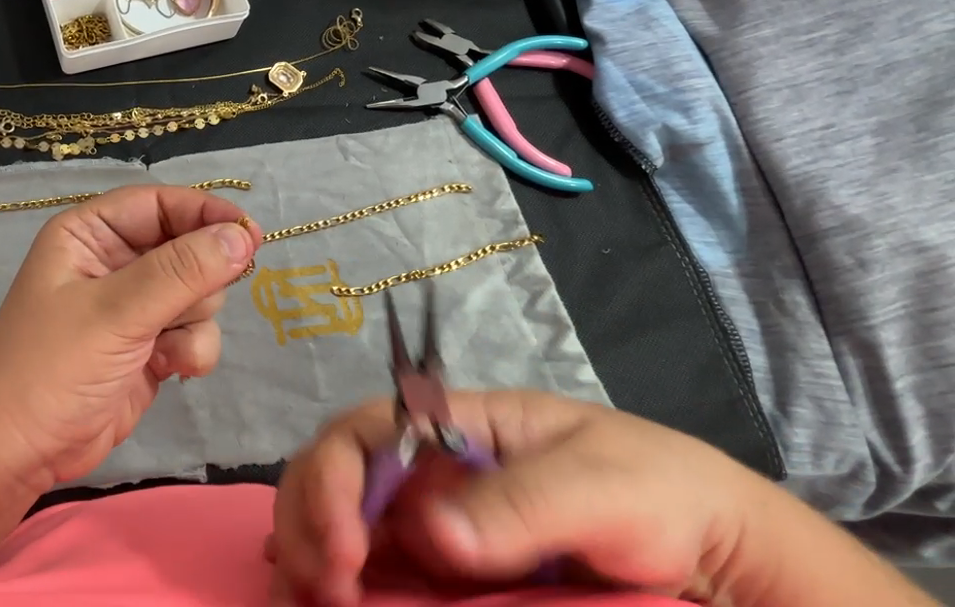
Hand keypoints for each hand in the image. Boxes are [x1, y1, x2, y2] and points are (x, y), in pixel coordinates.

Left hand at [0, 184, 262, 491]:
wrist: (24, 450)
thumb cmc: (53, 367)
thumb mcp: (115, 313)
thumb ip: (180, 272)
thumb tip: (242, 235)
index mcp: (87, 234)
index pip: (157, 203)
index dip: (203, 212)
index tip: (250, 233)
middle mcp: (111, 261)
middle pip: (185, 246)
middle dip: (197, 277)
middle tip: (190, 303)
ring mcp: (131, 305)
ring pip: (197, 291)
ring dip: (194, 318)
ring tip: (164, 342)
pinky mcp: (148, 345)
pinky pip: (194, 331)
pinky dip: (191, 349)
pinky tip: (168, 368)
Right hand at [267, 390, 765, 605]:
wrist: (714, 556)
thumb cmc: (655, 492)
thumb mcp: (601, 486)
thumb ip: (522, 502)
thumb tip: (431, 533)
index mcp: (444, 426)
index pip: (361, 432)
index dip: (334, 479)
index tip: (345, 547)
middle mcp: (419, 468)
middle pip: (330, 473)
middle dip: (309, 522)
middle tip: (324, 589)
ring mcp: (424, 520)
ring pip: (334, 520)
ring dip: (306, 555)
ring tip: (302, 602)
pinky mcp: (435, 569)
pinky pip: (368, 567)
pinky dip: (327, 579)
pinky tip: (310, 600)